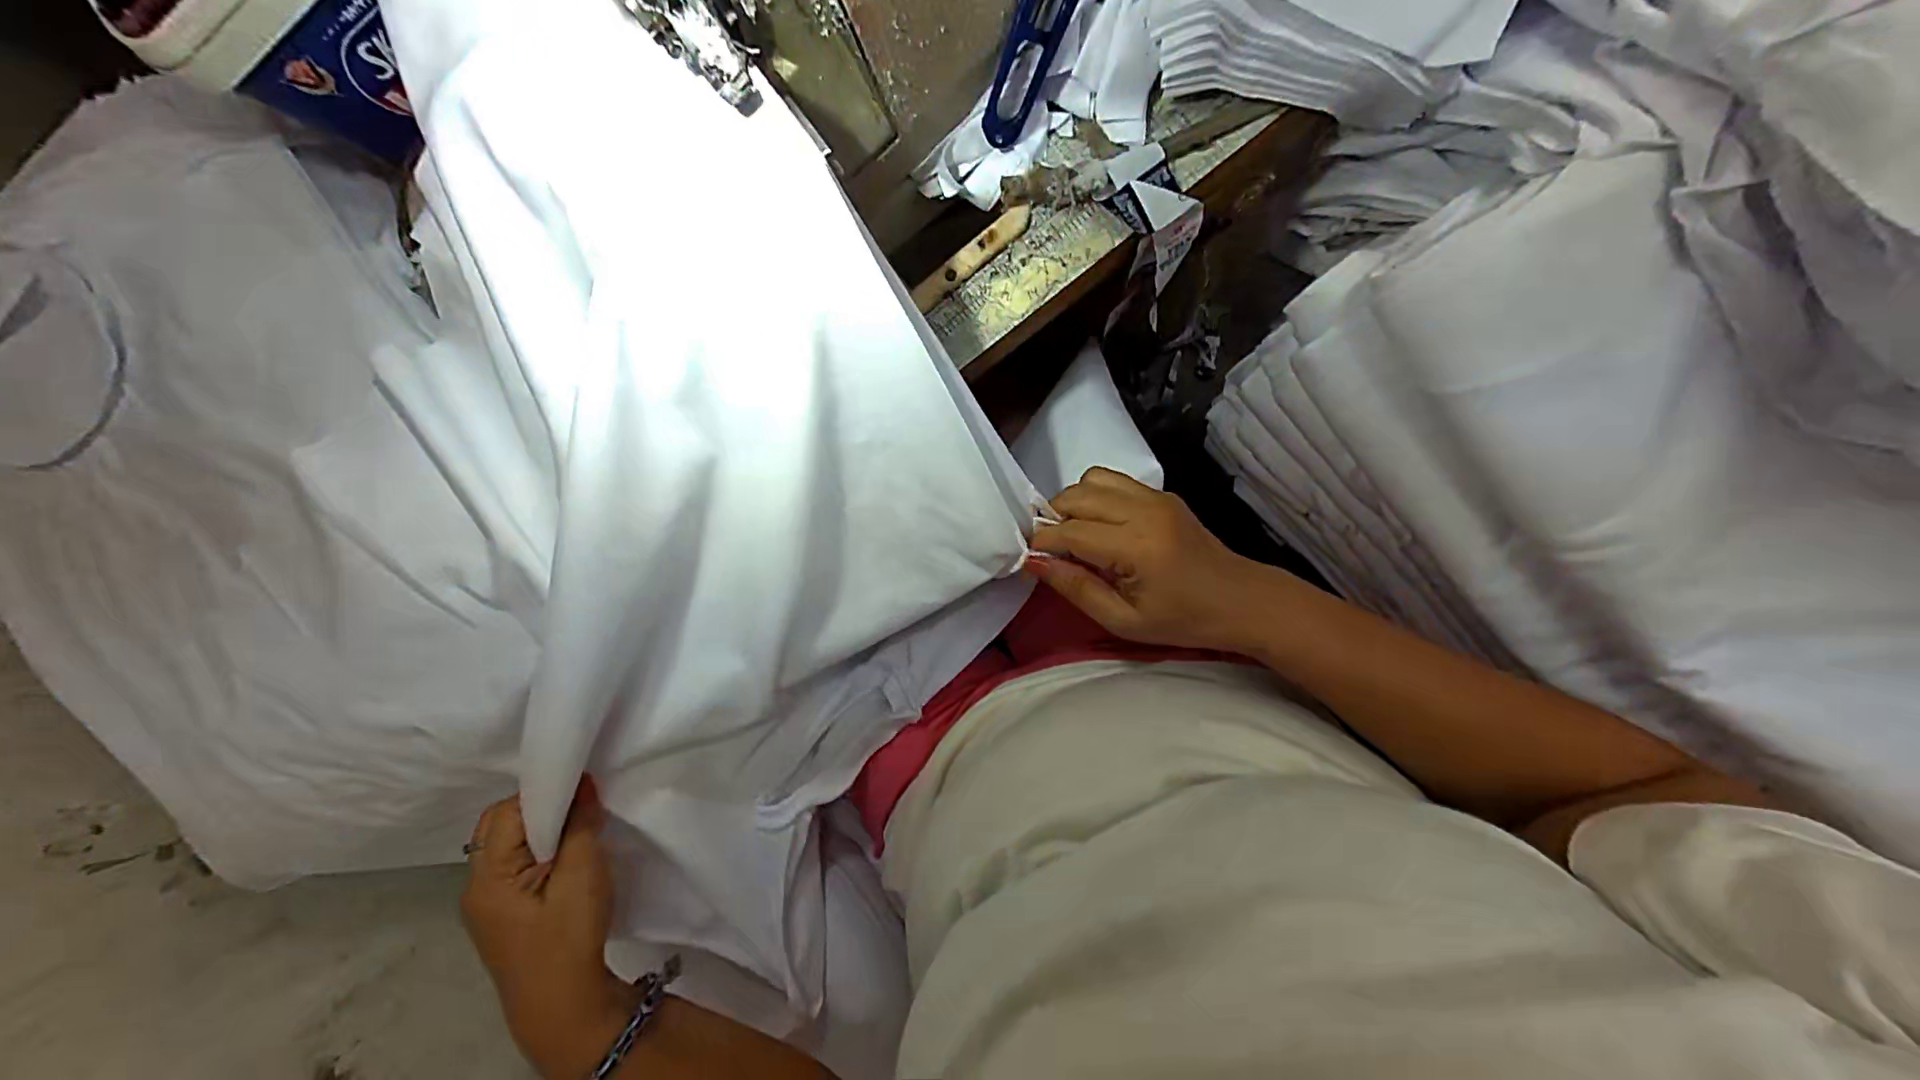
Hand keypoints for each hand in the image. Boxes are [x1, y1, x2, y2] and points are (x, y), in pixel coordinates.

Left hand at [462, 778, 636, 1078]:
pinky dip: (542, 851)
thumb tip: (582, 784)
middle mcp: (476, 887)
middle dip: (540, 810)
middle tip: (580, 811)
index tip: (582, 792)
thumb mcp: (582, 873)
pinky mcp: (504, 915)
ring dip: (543, 831)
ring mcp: (487, 904)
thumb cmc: (569, 936)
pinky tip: (569, 860)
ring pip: (509, 846)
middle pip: (499, 827)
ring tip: (579, 833)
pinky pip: (517, 866)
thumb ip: (580, 825)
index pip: (505, 813)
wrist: (564, 1005)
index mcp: (486, 878)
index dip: (543, 796)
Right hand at [1028, 467, 1295, 651]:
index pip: (1070, 531)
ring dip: (1073, 504)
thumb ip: (1076, 588)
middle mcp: (1145, 511)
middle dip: (1053, 519)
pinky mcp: (1162, 494)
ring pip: (1092, 480)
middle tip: (1054, 551)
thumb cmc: (1183, 620)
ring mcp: (1155, 497)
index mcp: (1137, 546)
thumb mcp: (1123, 620)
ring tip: (1076, 536)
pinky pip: (1113, 480)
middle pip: (1075, 496)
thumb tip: (1035, 561)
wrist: (1241, 600)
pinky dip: (1095, 497)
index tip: (1031, 558)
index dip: (1043, 543)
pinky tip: (1101, 527)